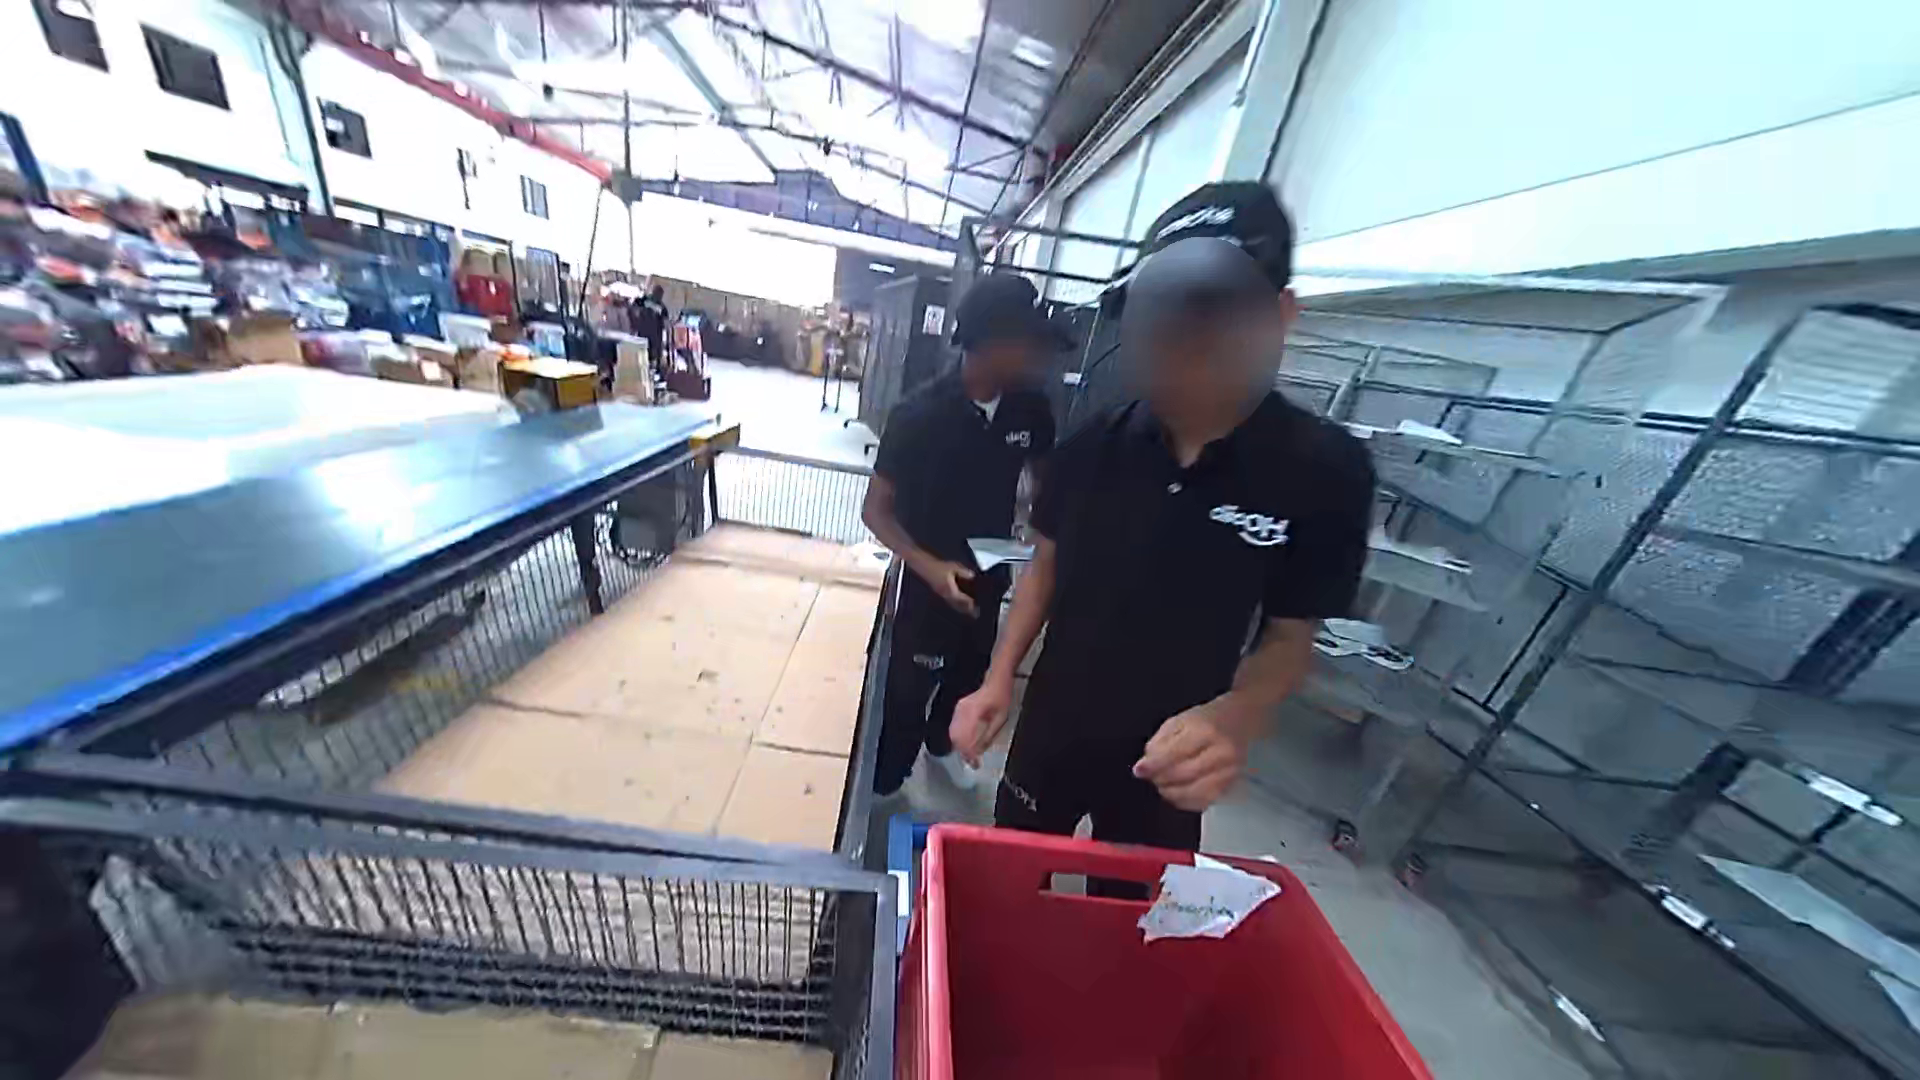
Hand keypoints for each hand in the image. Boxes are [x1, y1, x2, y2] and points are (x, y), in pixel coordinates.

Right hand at [916, 558, 977, 616]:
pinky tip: (961, 606)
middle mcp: (947, 596)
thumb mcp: (954, 567)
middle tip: (976, 614)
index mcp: (951, 590)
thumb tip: (974, 576)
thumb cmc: (940, 567)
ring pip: (954, 606)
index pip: (962, 600)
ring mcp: (943, 597)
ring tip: (971, 613)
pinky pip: (951, 604)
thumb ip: (964, 572)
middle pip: (959, 606)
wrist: (926, 568)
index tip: (978, 608)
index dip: (970, 604)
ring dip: (962, 610)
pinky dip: (957, 606)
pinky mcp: (941, 595)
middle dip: (967, 610)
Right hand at [949, 679, 1012, 766]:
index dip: (969, 754)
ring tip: (969, 755)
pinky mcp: (958, 708)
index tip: (974, 763)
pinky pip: (954, 726)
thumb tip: (979, 751)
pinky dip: (958, 737)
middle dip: (962, 752)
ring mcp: (958, 709)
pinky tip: (965, 742)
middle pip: (956, 737)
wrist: (996, 682)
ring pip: (953, 733)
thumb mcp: (999, 720)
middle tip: (971, 762)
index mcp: (972, 714)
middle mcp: (962, 711)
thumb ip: (988, 736)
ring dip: (959, 745)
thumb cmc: (1000, 698)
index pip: (965, 739)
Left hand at [1133, 703, 1251, 811]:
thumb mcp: (1178, 721)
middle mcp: (1221, 753)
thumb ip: (1160, 742)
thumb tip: (1146, 764)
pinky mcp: (1232, 785)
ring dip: (1172, 793)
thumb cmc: (1205, 720)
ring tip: (1161, 785)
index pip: (1176, 752)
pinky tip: (1176, 793)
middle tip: (1149, 776)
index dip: (1155, 764)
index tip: (1139, 770)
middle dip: (1161, 779)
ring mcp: (1230, 772)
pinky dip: (1186, 801)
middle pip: (1184, 775)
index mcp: (1206, 731)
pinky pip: (1205, 801)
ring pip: (1195, 793)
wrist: (1238, 722)